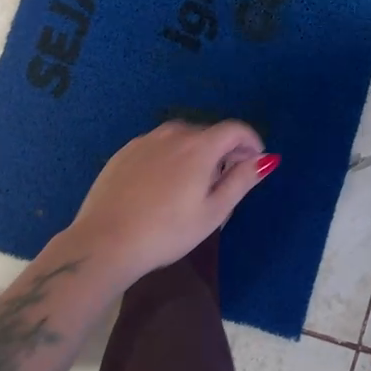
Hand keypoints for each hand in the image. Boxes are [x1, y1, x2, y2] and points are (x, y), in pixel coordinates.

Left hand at [63, 120, 276, 282]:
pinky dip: (170, 157)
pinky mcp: (125, 151)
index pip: (235, 129)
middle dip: (225, 151)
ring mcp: (146, 139)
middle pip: (208, 133)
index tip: (256, 162)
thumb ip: (241, 181)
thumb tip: (266, 159)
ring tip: (194, 185)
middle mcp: (174, 133)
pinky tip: (162, 186)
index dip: (251, 142)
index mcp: (200, 146)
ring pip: (182, 138)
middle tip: (226, 182)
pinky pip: (158, 146)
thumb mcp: (212, 213)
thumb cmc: (166, 232)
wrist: (105, 241)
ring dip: (196, 153)